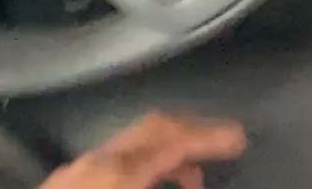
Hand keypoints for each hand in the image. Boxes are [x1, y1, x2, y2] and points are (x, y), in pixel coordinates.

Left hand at [39, 112, 246, 188]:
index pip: (175, 139)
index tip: (240, 140)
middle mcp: (95, 163)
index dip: (211, 136)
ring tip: (188, 184)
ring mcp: (71, 175)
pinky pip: (110, 163)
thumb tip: (196, 183)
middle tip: (221, 147)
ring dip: (165, 153)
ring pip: (130, 145)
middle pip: (153, 128)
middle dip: (191, 133)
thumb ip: (173, 187)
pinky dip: (139, 167)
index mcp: (118, 174)